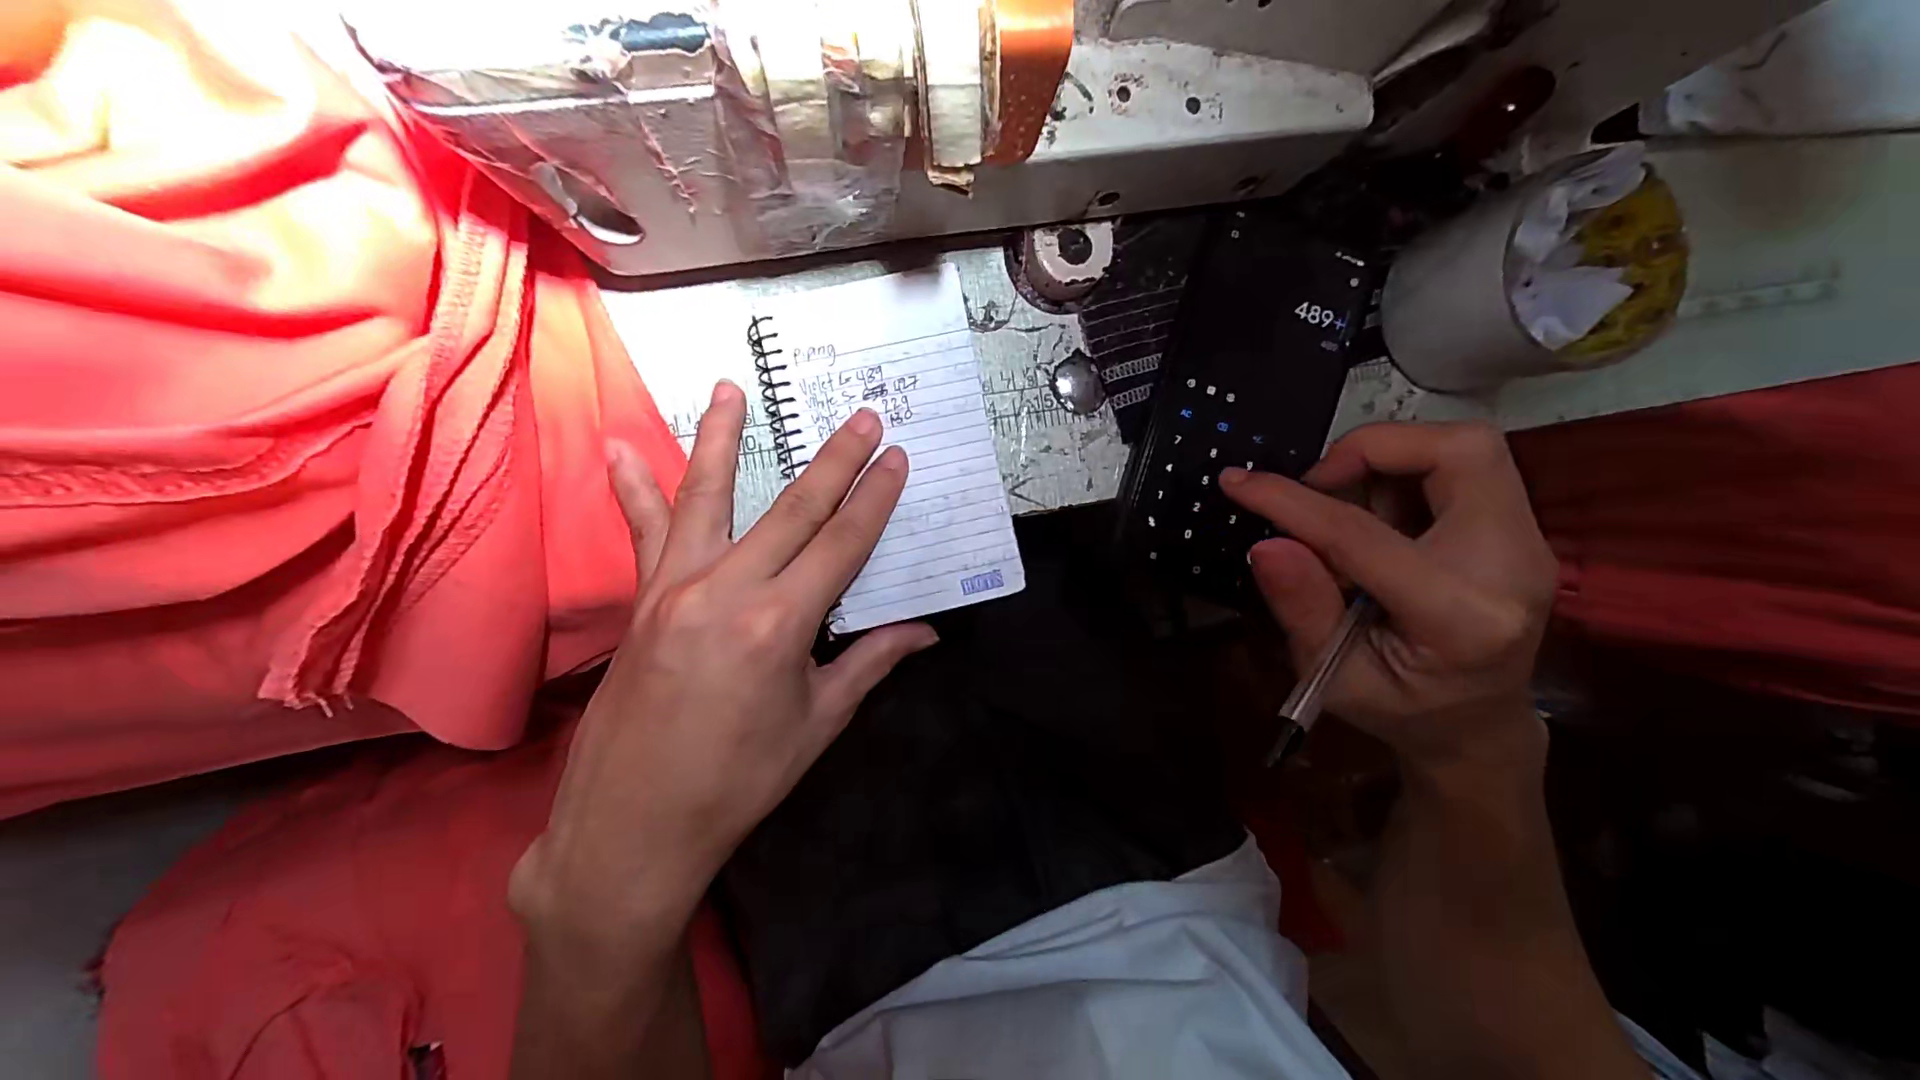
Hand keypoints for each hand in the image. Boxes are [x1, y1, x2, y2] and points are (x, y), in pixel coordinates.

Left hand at [510, 381, 936, 937]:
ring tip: (730, 389)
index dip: (874, 498)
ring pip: (707, 497)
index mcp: (780, 625)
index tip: (895, 458)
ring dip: (722, 439)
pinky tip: (617, 449)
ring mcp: (676, 589)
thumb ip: (869, 662)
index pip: (842, 544)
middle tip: (861, 418)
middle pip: (792, 509)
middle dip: (834, 460)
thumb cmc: (739, 781)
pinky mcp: (643, 601)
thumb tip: (925, 632)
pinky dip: (632, 489)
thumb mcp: (817, 723)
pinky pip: (643, 534)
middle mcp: (726, 591)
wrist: (634, 826)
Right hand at [1220, 422, 1557, 774]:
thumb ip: (1302, 609)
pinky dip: (1405, 472)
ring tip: (1347, 510)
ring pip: (1462, 446)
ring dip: (1386, 462)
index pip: (1364, 535)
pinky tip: (1378, 517)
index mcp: (1460, 618)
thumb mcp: (1331, 676)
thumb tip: (1266, 544)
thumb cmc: (1401, 710)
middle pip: (1459, 450)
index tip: (1238, 483)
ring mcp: (1527, 541)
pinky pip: (1462, 466)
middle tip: (1319, 485)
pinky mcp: (1519, 527)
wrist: (1476, 724)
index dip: (1291, 502)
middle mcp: (1514, 566)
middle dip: (1371, 448)